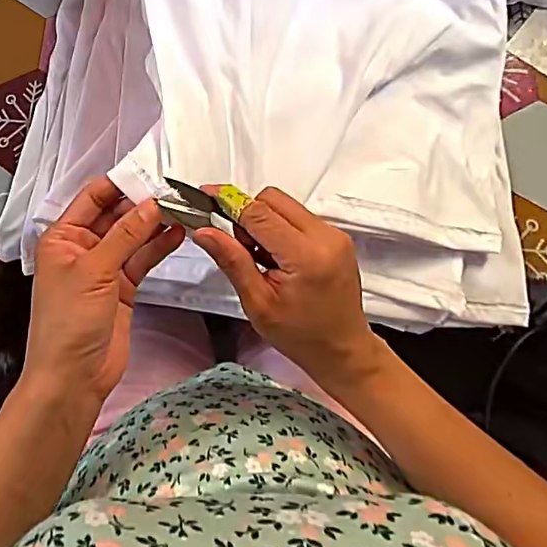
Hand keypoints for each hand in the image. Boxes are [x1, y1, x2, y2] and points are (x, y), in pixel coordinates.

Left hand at [26, 178, 184, 405]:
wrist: (73, 378)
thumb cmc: (67, 323)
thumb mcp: (94, 271)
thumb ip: (125, 236)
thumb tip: (150, 205)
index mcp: (62, 237)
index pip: (92, 198)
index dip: (119, 185)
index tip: (148, 174)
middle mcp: (81, 248)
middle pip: (115, 215)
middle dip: (142, 204)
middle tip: (173, 191)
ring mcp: (103, 268)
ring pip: (132, 237)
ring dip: (154, 224)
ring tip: (183, 208)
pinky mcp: (121, 287)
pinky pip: (141, 259)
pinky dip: (158, 246)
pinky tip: (177, 233)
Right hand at [192, 186, 389, 378]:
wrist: (342, 349)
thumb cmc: (302, 335)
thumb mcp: (257, 302)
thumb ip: (231, 260)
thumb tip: (204, 232)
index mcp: (305, 256)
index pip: (258, 213)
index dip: (228, 202)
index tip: (206, 197)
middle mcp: (325, 238)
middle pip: (272, 199)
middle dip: (247, 215)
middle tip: (242, 248)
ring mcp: (334, 235)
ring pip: (283, 204)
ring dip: (263, 221)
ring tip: (261, 257)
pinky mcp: (334, 237)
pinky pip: (296, 215)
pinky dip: (278, 227)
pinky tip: (276, 257)